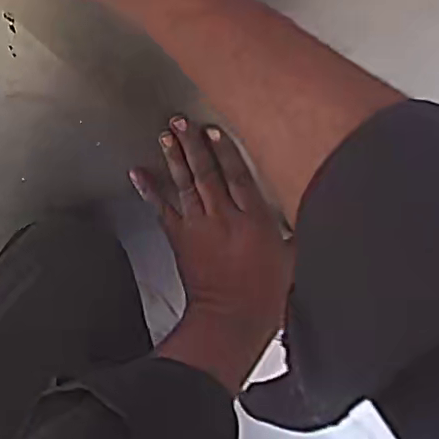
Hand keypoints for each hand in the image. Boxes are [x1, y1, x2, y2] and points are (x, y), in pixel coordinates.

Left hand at [132, 116, 293, 392]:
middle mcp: (222, 216)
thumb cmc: (267, 294)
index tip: (214, 129)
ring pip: (183, 183)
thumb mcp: (294, 256)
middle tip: (182, 120)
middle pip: (206, 171)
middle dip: (193, 143)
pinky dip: (148, 189)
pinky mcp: (178, 237)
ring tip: (165, 135)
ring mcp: (197, 225)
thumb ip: (291, 227)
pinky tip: (137, 173)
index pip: (238, 175)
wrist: (232, 317)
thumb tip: (301, 207)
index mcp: (254, 219)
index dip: (225, 150)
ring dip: (173, 157)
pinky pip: (160, 207)